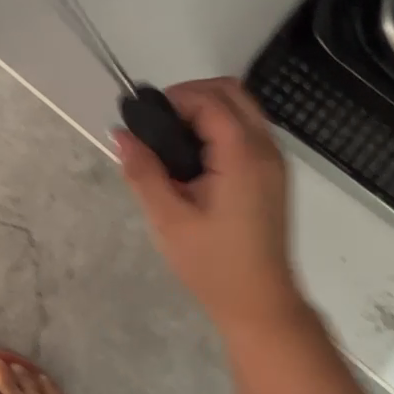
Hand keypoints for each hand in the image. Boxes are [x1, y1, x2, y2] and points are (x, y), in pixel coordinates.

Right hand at [115, 78, 307, 333]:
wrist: (258, 301)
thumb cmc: (211, 263)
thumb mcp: (167, 218)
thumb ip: (143, 171)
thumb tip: (121, 134)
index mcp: (242, 157)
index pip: (209, 101)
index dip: (172, 99)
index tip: (141, 121)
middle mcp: (266, 150)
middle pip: (231, 92)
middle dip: (188, 96)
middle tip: (154, 127)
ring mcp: (273, 161)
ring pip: (240, 108)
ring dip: (203, 110)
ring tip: (167, 144)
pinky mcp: (270, 174)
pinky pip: (244, 130)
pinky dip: (216, 127)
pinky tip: (189, 160)